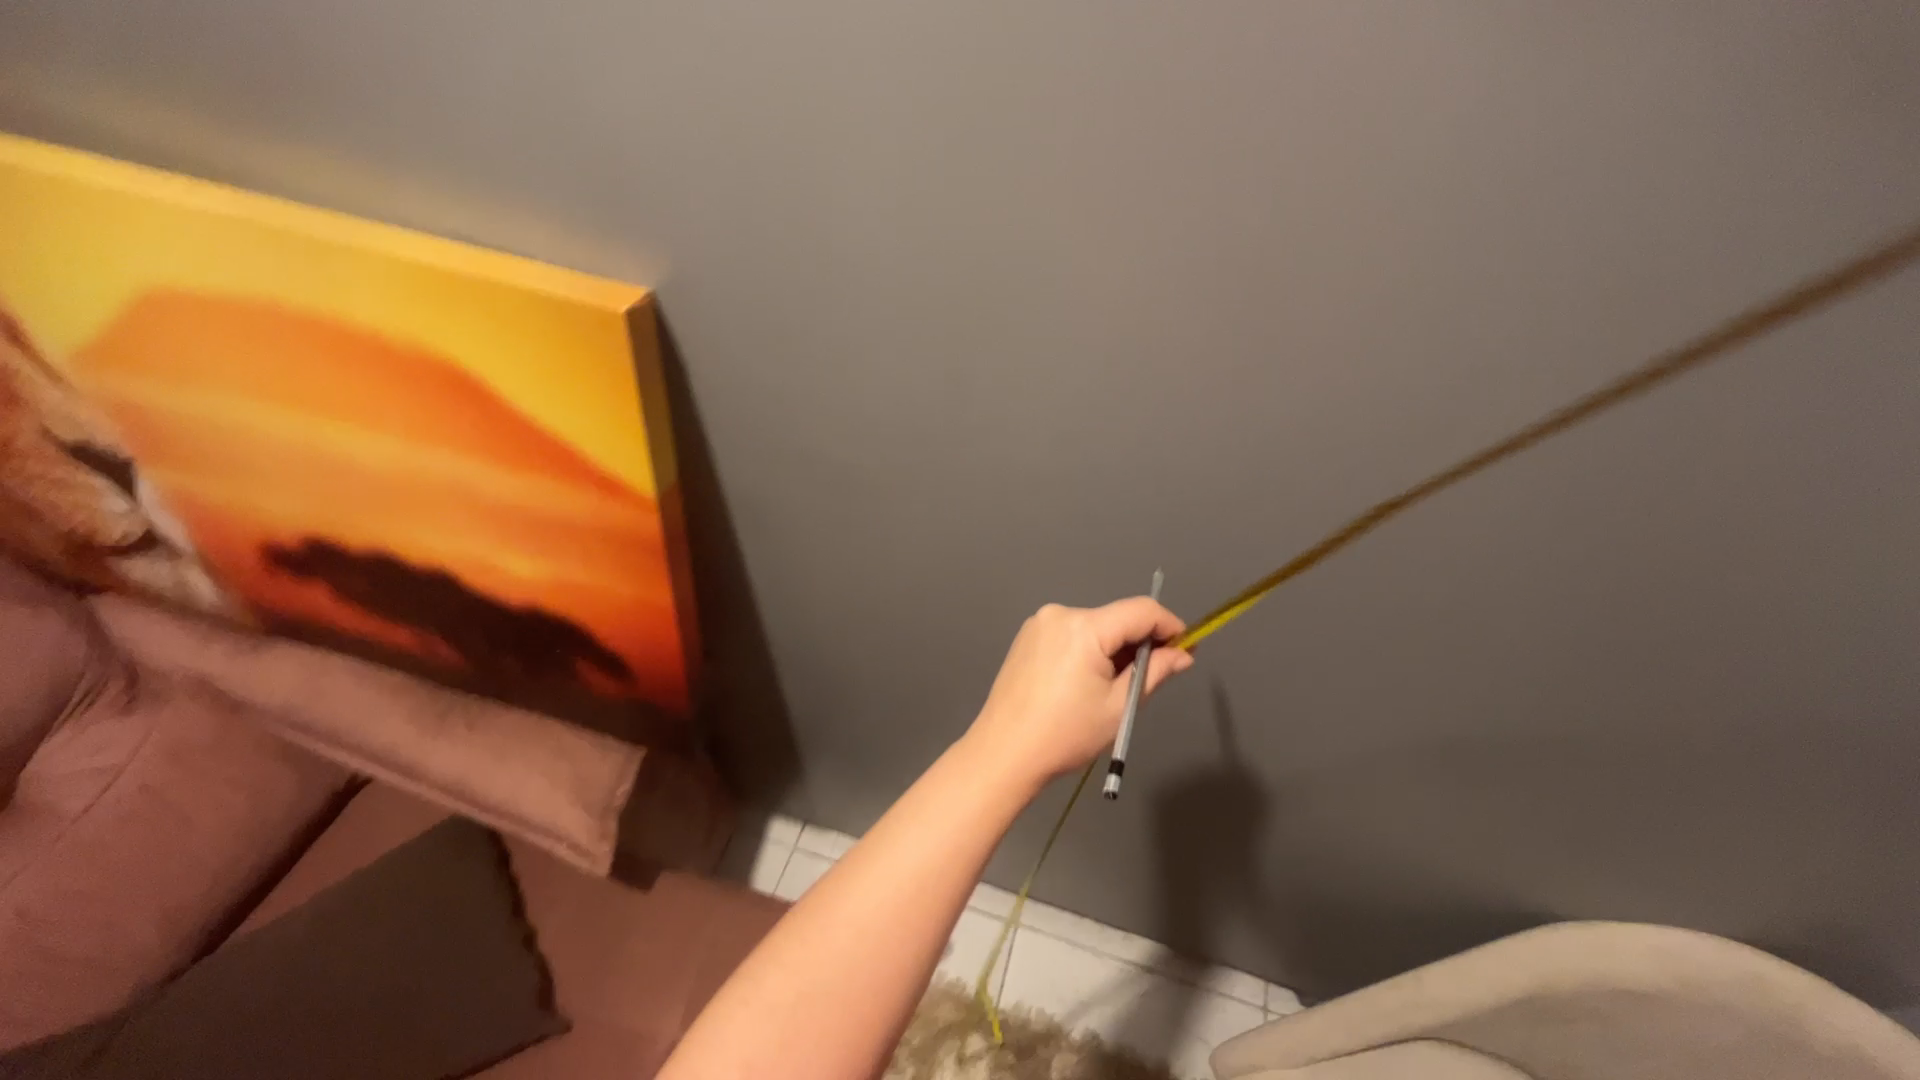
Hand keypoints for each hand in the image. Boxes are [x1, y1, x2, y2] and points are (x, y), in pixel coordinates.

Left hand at [964, 597, 1193, 785]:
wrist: (1004, 752)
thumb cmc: (1066, 734)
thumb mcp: (1120, 707)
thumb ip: (1154, 672)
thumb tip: (1183, 654)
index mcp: (1084, 627)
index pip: (1141, 610)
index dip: (1170, 625)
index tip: (1187, 648)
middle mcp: (1060, 614)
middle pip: (1116, 618)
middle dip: (1139, 643)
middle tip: (1151, 679)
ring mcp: (1039, 624)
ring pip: (1094, 627)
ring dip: (1112, 649)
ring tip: (1112, 689)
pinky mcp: (1027, 638)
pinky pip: (1071, 635)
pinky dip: (1088, 650)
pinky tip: (1083, 684)